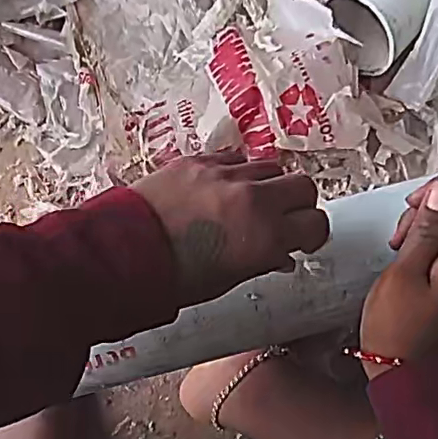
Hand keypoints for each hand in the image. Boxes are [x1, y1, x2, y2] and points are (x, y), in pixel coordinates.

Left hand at [132, 150, 330, 306]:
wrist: (122, 254)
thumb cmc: (173, 278)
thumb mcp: (226, 280)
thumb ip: (262, 261)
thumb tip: (280, 255)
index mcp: (265, 235)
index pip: (315, 223)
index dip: (312, 233)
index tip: (304, 239)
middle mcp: (252, 198)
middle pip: (302, 186)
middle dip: (298, 204)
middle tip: (284, 219)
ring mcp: (224, 174)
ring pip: (270, 166)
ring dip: (268, 185)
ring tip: (250, 203)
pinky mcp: (197, 160)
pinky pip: (234, 158)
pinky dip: (238, 172)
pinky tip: (223, 189)